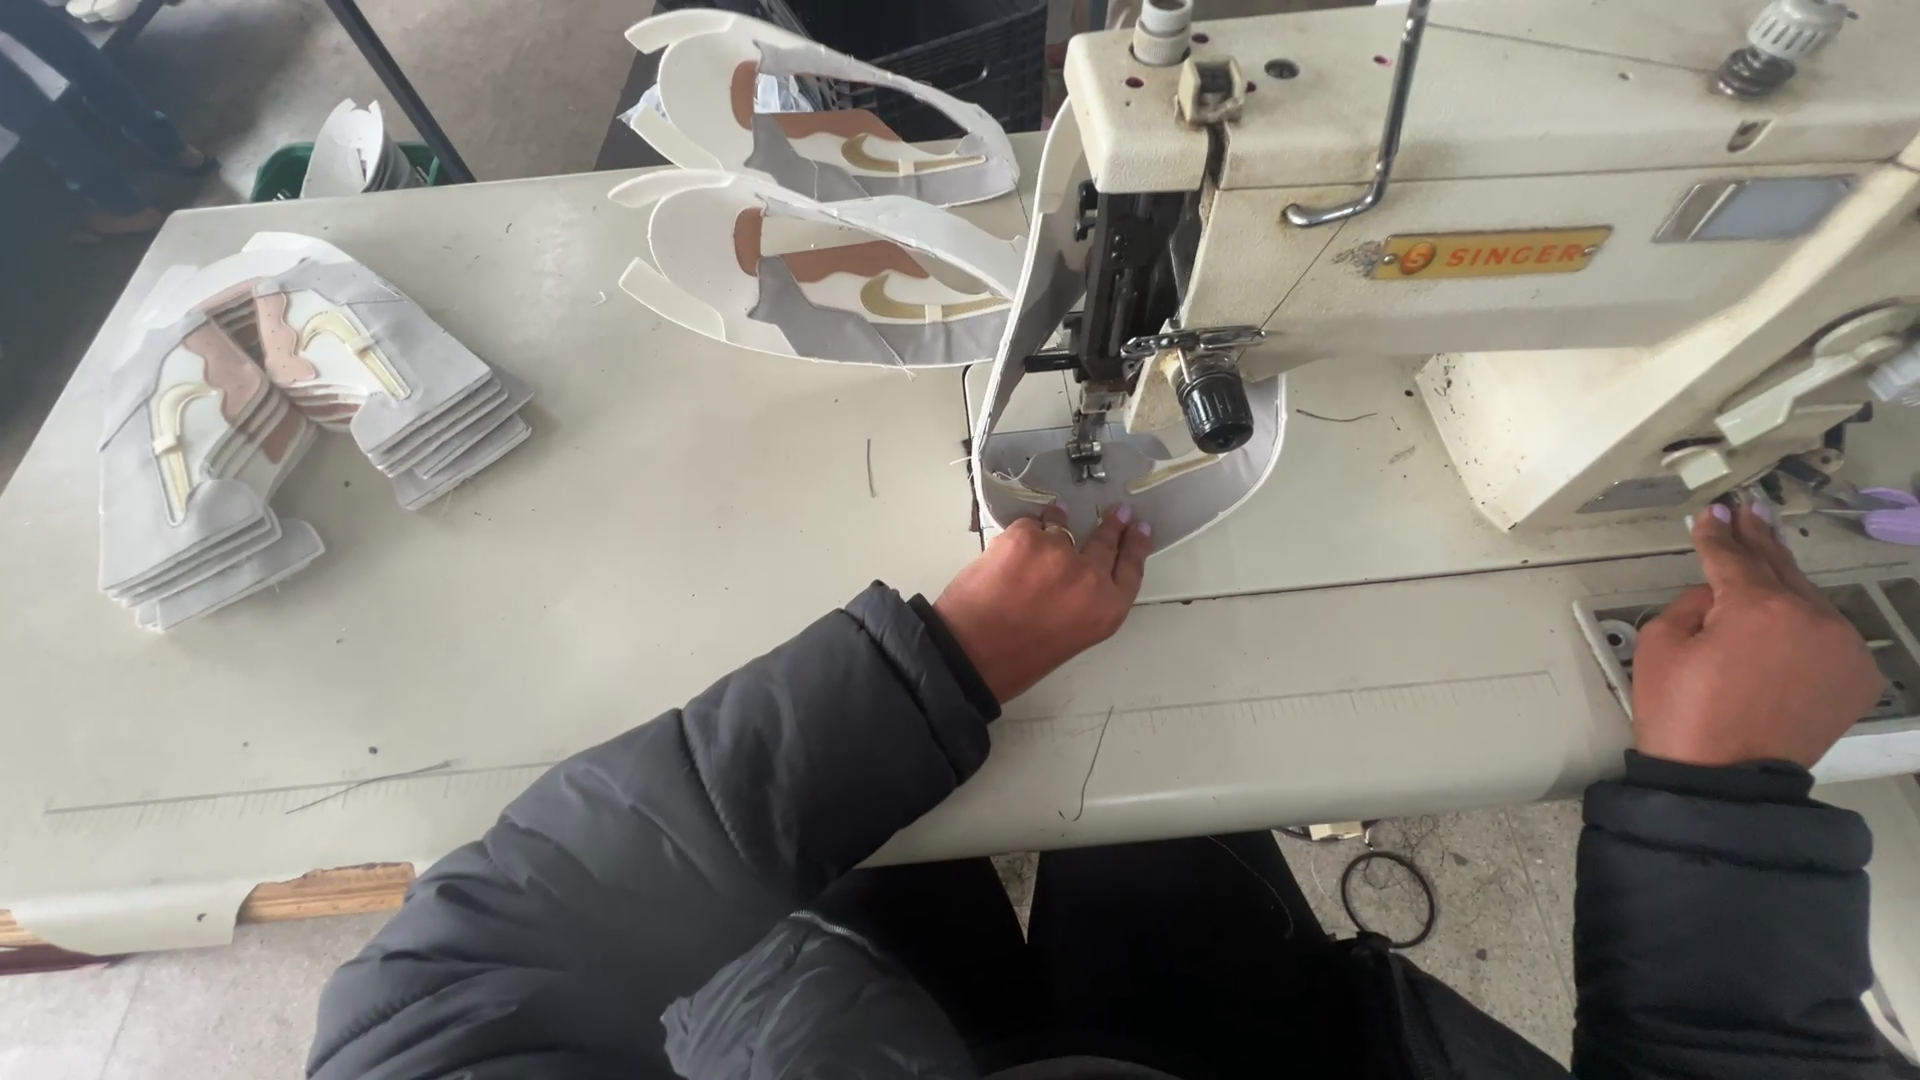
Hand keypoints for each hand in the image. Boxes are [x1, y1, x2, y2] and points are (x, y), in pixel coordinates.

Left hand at [933, 502, 1153, 702]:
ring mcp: (1058, 552)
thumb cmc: (1018, 657)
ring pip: (1062, 525)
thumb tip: (1077, 579)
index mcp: (1106, 609)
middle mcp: (1090, 577)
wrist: (973, 651)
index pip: (1130, 569)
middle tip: (1118, 513)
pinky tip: (1015, 542)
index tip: (1139, 530)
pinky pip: (1030, 524)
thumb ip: (1085, 604)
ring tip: (1056, 517)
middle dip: (1112, 525)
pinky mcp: (1026, 537)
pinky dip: (1024, 531)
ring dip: (1059, 522)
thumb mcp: (1071, 636)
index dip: (1136, 547)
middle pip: (1105, 542)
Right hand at [1631, 503, 1883, 767]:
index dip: (1715, 533)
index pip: (1731, 557)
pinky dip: (1803, 617)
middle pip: (1780, 567)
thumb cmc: (1680, 707)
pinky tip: (1784, 609)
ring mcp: (1843, 647)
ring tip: (1766, 552)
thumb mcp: (1659, 643)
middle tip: (1748, 511)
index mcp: (1758, 607)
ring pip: (1809, 598)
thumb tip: (1715, 598)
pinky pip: (1826, 632)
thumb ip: (1691, 605)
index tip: (1710, 514)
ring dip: (1783, 576)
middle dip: (1759, 538)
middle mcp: (1812, 619)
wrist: (1726, 772)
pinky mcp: (1856, 675)